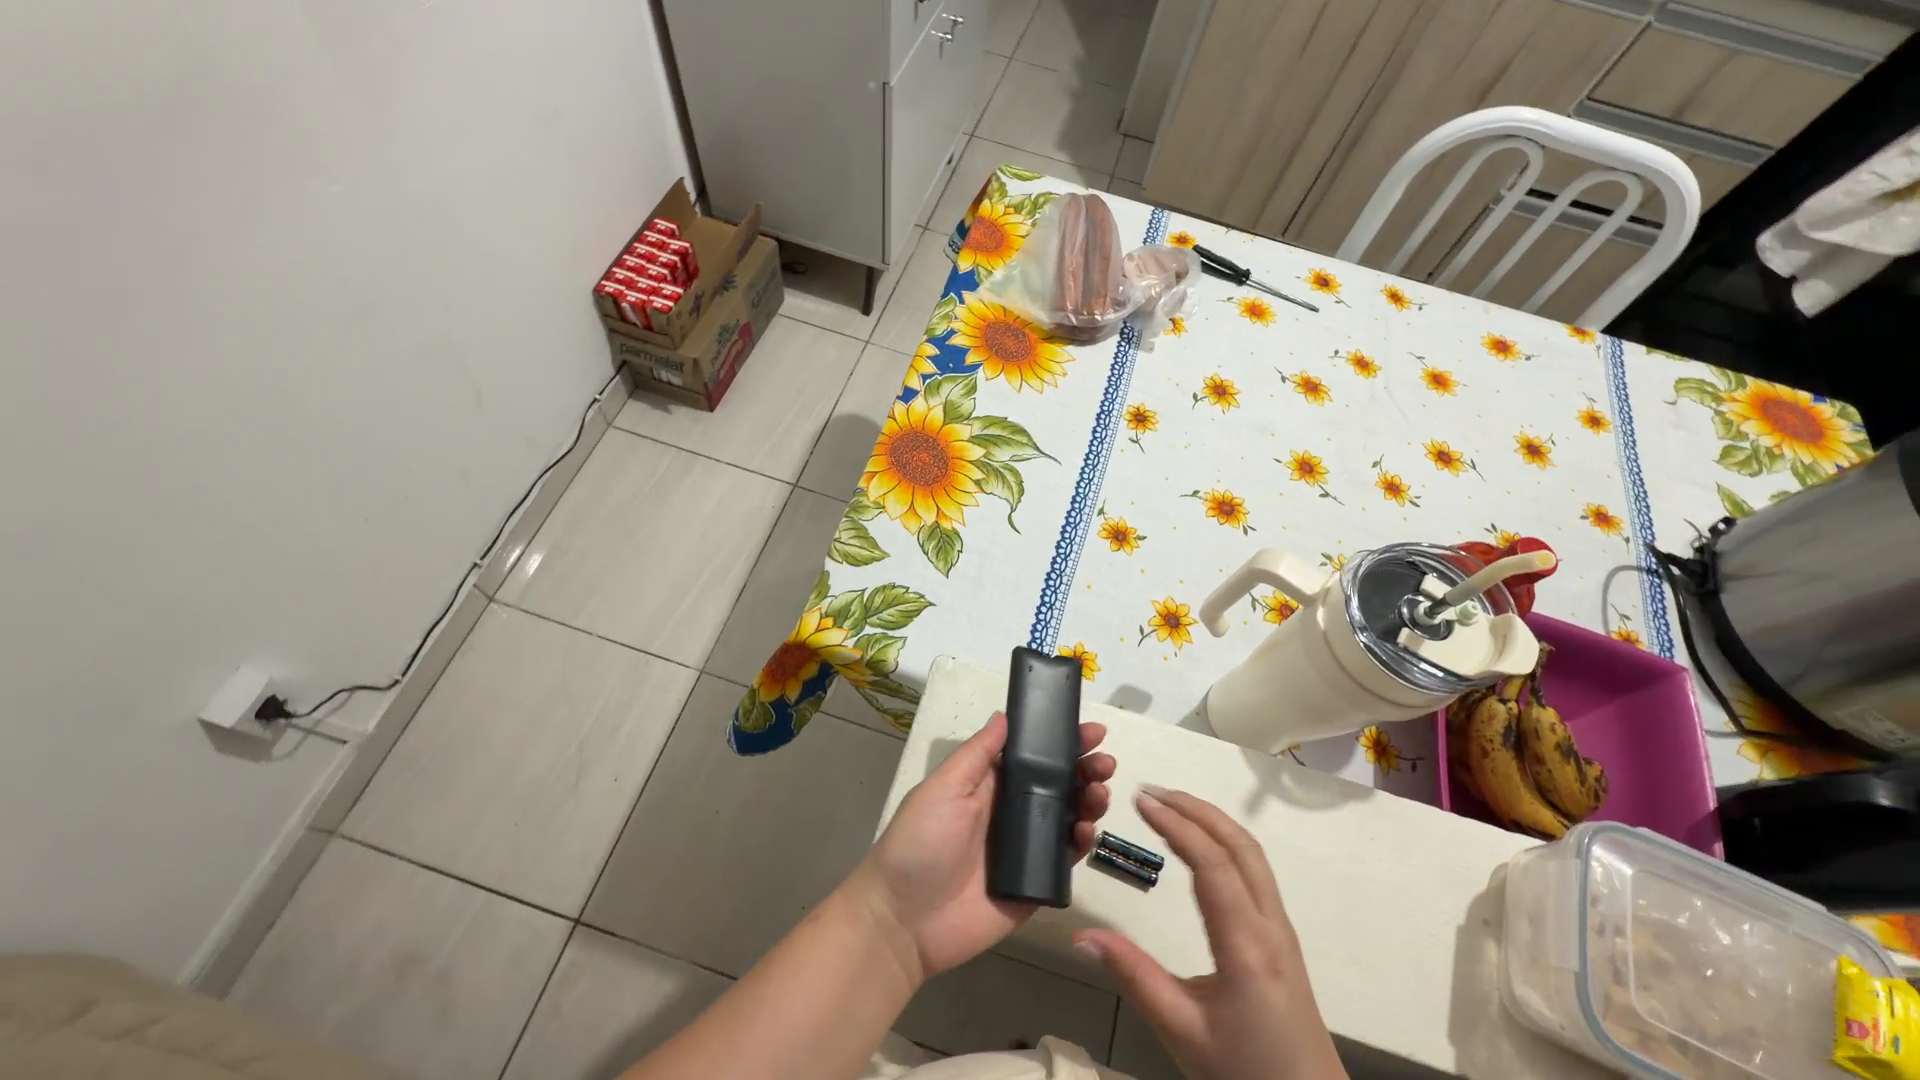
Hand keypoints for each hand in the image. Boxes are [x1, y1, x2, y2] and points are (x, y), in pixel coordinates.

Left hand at [848, 712, 1114, 979]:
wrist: (905, 921)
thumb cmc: (920, 844)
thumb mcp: (943, 789)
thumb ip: (978, 755)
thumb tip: (1005, 715)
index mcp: (987, 788)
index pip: (1033, 758)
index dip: (1062, 742)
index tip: (1091, 730)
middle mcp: (1010, 814)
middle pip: (1058, 786)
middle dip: (1085, 770)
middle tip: (1105, 762)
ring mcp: (1025, 850)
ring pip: (1068, 820)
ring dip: (1090, 802)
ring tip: (1101, 793)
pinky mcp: (1035, 886)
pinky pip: (1064, 860)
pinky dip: (1081, 844)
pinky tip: (1087, 832)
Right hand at [1074, 788, 1347, 1079]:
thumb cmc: (1243, 1070)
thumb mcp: (1180, 1029)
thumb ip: (1133, 976)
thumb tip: (1082, 936)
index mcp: (1246, 945)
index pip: (1211, 864)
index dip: (1176, 825)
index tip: (1141, 800)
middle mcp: (1270, 925)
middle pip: (1240, 846)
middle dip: (1196, 809)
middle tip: (1151, 791)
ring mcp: (1281, 929)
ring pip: (1253, 855)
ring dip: (1212, 821)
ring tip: (1171, 805)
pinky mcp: (1281, 938)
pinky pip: (1256, 872)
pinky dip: (1225, 842)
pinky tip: (1202, 846)